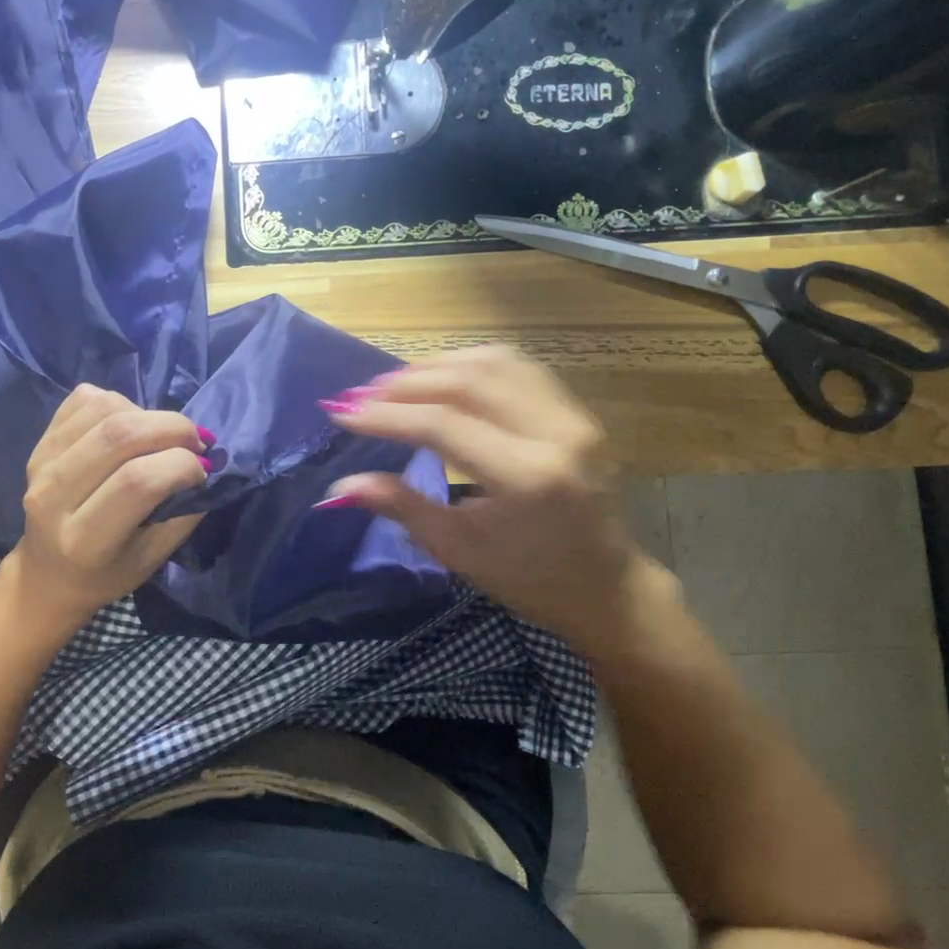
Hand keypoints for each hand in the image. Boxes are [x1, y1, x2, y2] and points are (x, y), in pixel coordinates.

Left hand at [8, 384, 210, 625]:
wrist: (47, 573)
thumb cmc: (106, 573)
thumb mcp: (151, 558)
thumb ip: (181, 514)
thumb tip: (205, 465)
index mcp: (84, 539)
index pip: (138, 481)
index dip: (181, 465)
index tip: (202, 471)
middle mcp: (53, 497)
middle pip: (119, 435)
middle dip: (172, 428)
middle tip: (195, 442)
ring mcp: (41, 464)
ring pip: (104, 408)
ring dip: (147, 414)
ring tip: (162, 436)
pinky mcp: (39, 443)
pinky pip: (84, 398)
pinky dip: (119, 403)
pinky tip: (130, 427)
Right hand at [320, 346, 665, 643]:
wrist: (606, 586)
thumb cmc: (526, 578)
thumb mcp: (456, 549)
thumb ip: (401, 506)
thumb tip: (342, 484)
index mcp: (527, 477)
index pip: (444, 425)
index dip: (387, 416)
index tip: (342, 413)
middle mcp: (556, 435)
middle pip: (469, 381)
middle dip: (406, 383)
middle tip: (361, 396)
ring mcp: (574, 418)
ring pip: (495, 362)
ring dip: (437, 366)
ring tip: (393, 383)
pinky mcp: (577, 412)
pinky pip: (518, 368)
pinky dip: (471, 364)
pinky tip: (439, 377)